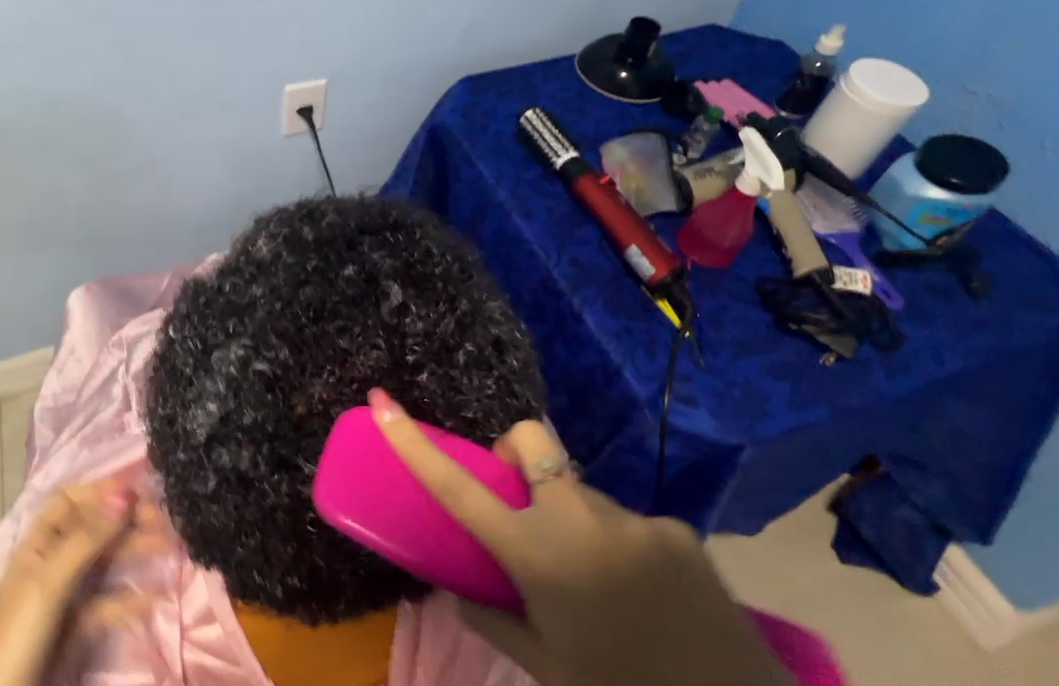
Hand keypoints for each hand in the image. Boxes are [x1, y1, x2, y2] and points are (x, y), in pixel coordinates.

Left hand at [0, 479, 148, 685]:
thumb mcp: (48, 584)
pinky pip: (111, 605)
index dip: (102, 492)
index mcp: (37, 545)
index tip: (139, 492)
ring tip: (169, 546)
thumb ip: (86, 539)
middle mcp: (54, 563)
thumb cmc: (16, 638)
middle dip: (127, 520)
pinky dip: (132, 599)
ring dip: (136, 551)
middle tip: (164, 520)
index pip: (70, 501)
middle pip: (94, 529)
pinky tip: (156, 597)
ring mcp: (68, 597)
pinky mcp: (80, 630)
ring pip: (106, 563)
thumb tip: (124, 493)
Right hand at [368, 389, 790, 685]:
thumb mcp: (547, 669)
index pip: (459, 489)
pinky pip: (625, 520)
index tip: (381, 399)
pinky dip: (615, 544)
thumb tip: (461, 590)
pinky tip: (641, 597)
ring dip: (570, 518)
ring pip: (579, 490)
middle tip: (520, 511)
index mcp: (539, 555)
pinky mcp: (677, 527)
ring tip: (595, 585)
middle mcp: (582, 519)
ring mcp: (634, 517)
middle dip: (512, 460)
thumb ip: (496, 620)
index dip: (414, 443)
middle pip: (530, 443)